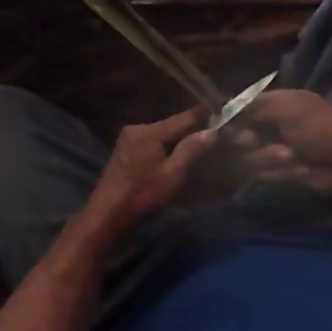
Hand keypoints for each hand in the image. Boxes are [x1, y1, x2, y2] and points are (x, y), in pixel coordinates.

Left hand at [82, 108, 218, 231]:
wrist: (107, 215)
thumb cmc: (142, 196)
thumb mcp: (172, 175)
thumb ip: (191, 150)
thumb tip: (212, 131)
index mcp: (149, 131)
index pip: (185, 117)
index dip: (206, 116)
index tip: (224, 115)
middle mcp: (137, 129)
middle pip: (173, 125)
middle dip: (194, 131)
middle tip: (215, 137)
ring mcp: (129, 139)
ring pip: (163, 135)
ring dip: (180, 141)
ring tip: (200, 148)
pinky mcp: (126, 151)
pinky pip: (153, 144)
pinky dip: (167, 149)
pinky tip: (177, 158)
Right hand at [233, 90, 331, 191]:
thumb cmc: (322, 129)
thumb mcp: (288, 109)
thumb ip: (255, 106)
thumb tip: (225, 106)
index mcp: (278, 103)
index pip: (242, 107)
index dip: (233, 117)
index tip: (227, 126)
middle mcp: (273, 125)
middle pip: (241, 135)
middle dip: (250, 142)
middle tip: (255, 143)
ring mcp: (276, 150)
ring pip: (250, 158)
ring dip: (269, 159)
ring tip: (292, 159)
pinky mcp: (281, 172)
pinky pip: (263, 174)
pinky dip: (279, 173)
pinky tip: (298, 171)